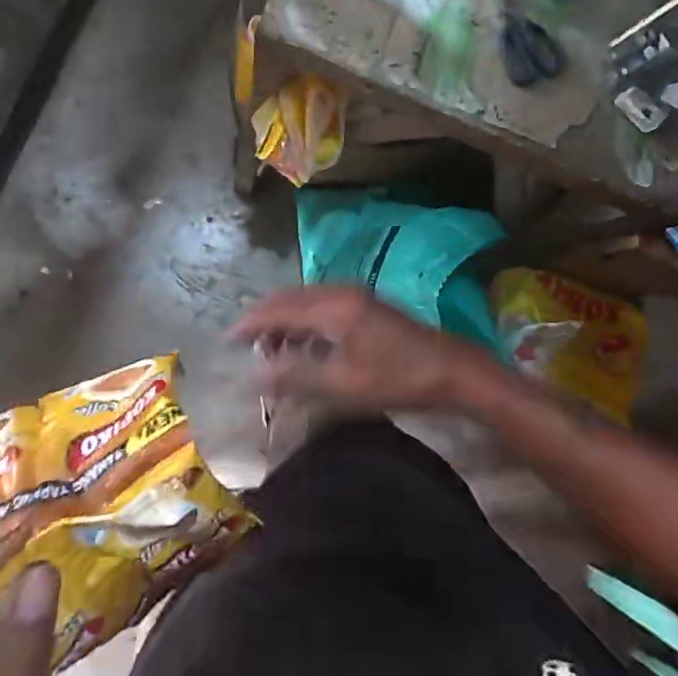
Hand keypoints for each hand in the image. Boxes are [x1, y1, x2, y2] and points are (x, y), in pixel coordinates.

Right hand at [229, 286, 493, 410]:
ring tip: (269, 353)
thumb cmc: (396, 378)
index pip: (278, 308)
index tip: (226, 339)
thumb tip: (254, 374)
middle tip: (243, 346)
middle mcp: (340, 293)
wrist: (450, 370)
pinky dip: (304, 326)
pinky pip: (322, 310)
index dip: (250, 323)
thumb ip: (296, 376)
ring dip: (284, 324)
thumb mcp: (343, 383)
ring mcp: (356, 298)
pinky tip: (303, 349)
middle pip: (290, 300)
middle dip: (264, 320)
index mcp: (333, 305)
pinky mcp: (366, 309)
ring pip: (306, 304)